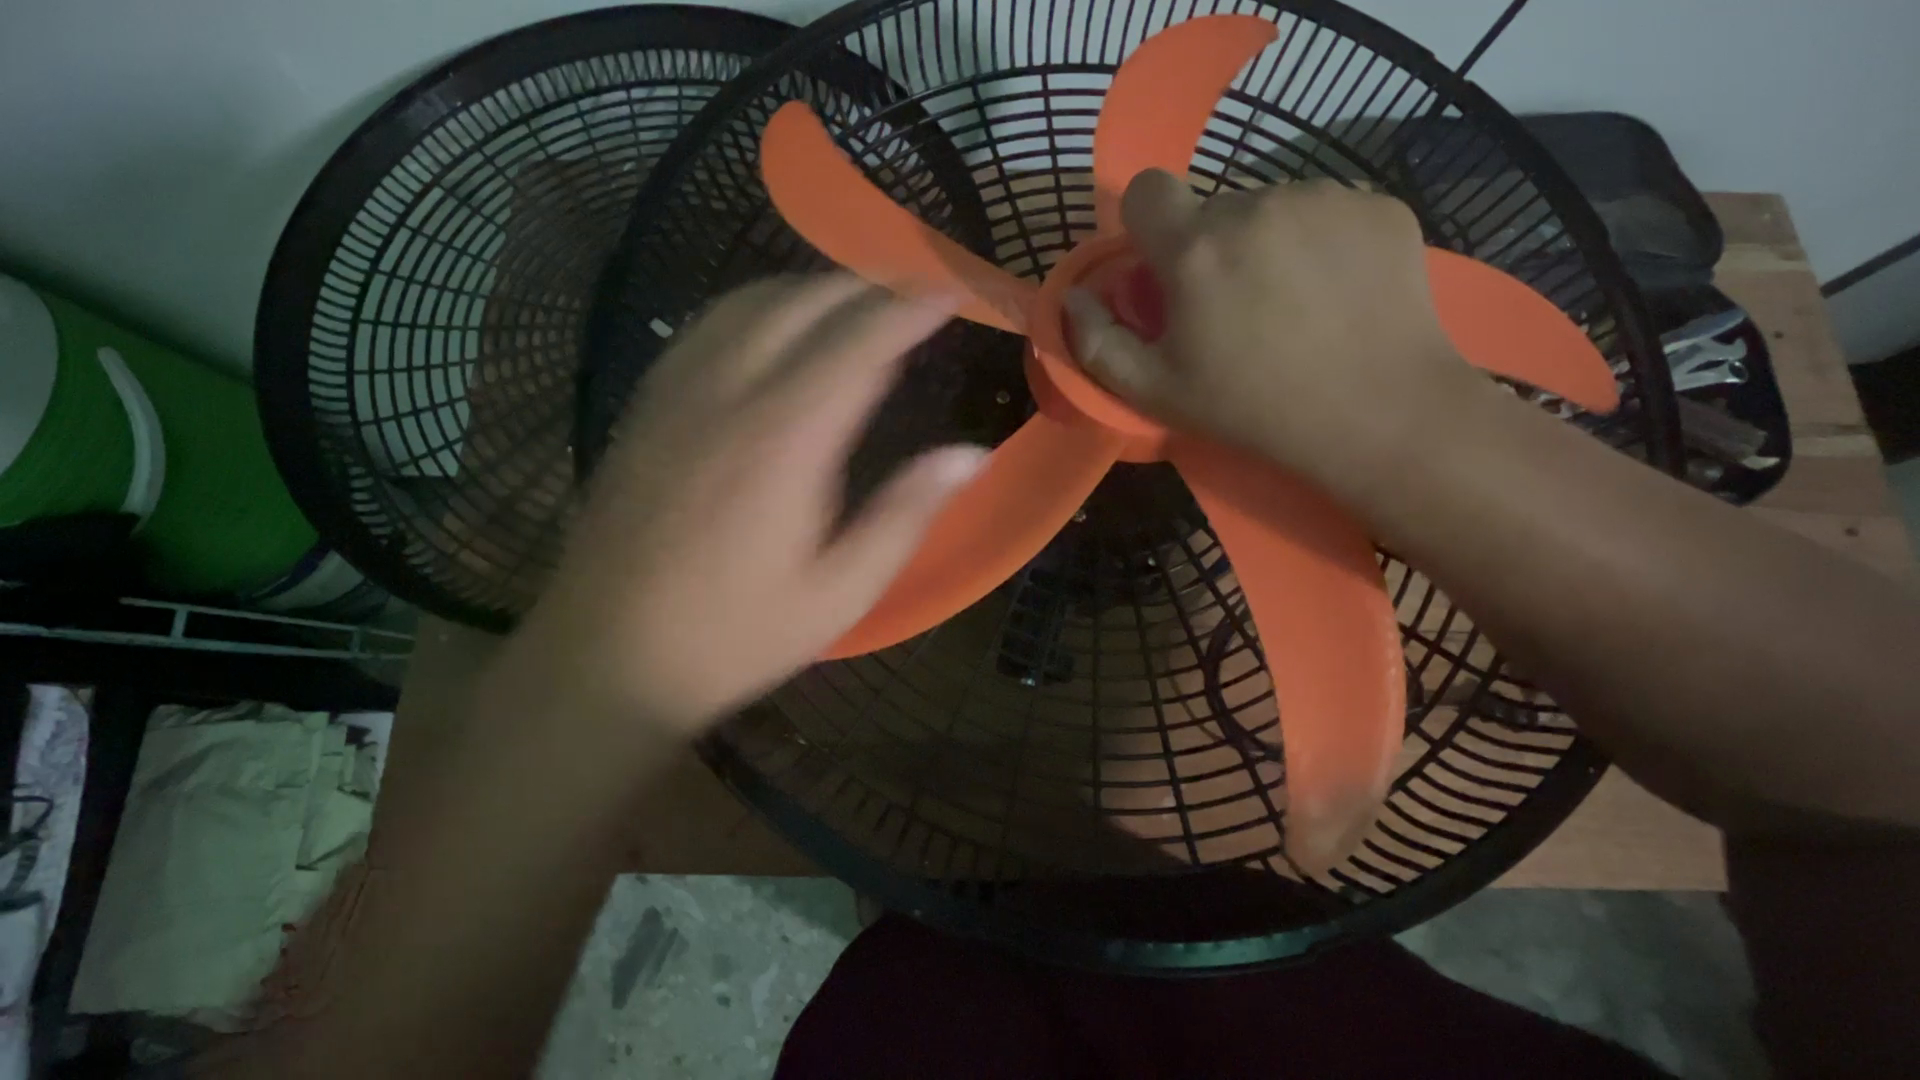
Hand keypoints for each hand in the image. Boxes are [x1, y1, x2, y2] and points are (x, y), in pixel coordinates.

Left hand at [499, 275, 984, 734]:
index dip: (909, 308)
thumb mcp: (839, 593)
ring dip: (810, 289)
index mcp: (783, 439)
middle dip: (865, 286)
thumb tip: (970, 455)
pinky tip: (772, 328)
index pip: (857, 342)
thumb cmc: (735, 636)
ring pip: (748, 302)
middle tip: (913, 295)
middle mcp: (726, 395)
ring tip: (854, 302)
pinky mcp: (646, 407)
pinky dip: (755, 307)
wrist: (608, 659)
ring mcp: (676, 394)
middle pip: (802, 303)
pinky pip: (706, 326)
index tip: (952, 292)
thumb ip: (905, 514)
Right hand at [1064, 170, 1473, 486]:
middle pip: (1214, 207)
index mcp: (1195, 246)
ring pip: (1274, 207)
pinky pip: (1330, 212)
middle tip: (1238, 311)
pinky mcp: (1380, 207)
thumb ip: (1097, 343)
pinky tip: (1340, 295)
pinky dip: (1325, 244)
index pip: (1148, 189)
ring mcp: (1325, 198)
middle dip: (1213, 247)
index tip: (1167, 273)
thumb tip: (1075, 298)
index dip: (1148, 228)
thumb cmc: (1254, 410)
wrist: (1380, 415)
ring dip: (1269, 243)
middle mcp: (1256, 203)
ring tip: (1296, 306)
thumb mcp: (1156, 394)